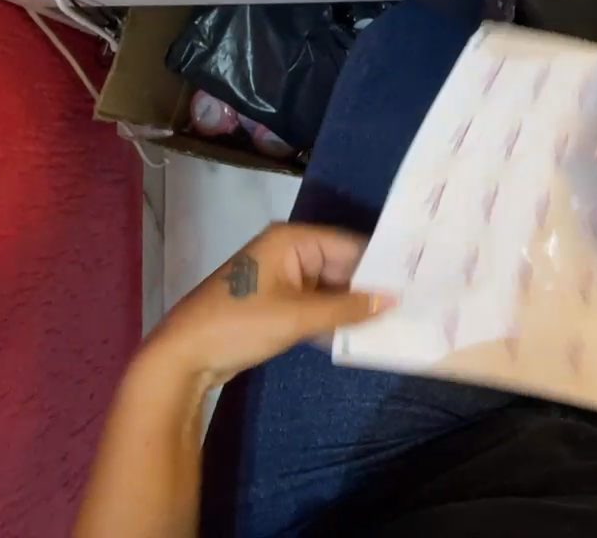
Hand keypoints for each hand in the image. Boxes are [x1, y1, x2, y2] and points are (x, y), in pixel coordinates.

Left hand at [141, 223, 391, 386]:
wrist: (183, 356)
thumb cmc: (240, 324)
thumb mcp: (297, 316)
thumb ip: (346, 308)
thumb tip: (391, 300)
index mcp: (292, 239)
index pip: (347, 244)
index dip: (379, 263)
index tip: (413, 279)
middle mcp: (289, 250)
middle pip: (339, 264)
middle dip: (368, 286)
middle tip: (409, 303)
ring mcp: (281, 277)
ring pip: (329, 286)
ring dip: (352, 305)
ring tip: (393, 319)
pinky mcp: (277, 302)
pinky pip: (315, 303)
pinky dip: (332, 316)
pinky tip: (359, 332)